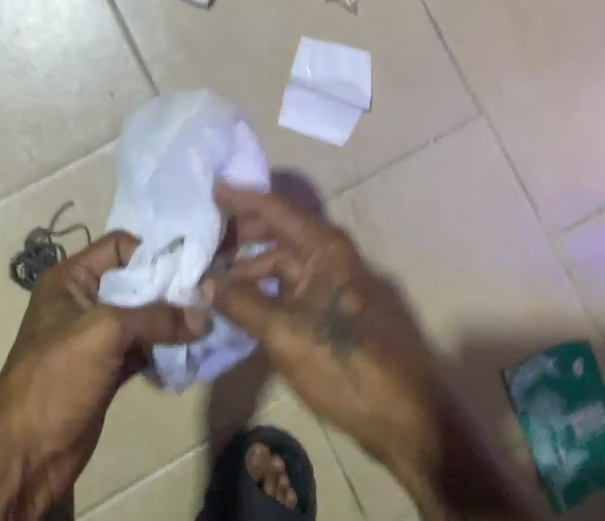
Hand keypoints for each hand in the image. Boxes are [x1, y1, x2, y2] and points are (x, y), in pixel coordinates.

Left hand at [0, 231, 206, 519]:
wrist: (26, 454)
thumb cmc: (56, 377)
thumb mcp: (105, 333)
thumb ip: (156, 318)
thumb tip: (205, 315)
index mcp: (70, 279)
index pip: (119, 245)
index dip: (153, 251)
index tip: (193, 264)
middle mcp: (84, 300)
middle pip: (137, 281)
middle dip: (171, 289)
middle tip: (210, 295)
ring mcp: (96, 338)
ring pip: (144, 318)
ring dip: (172, 323)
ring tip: (208, 325)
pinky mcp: (108, 370)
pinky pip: (145, 349)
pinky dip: (165, 351)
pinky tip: (191, 354)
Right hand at [206, 184, 448, 486]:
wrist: (404, 417)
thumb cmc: (344, 363)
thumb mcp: (284, 332)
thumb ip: (241, 302)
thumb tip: (203, 280)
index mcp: (324, 247)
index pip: (275, 208)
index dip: (241, 197)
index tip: (209, 188)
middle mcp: (330, 256)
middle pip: (278, 232)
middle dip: (241, 232)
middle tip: (200, 235)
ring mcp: (332, 285)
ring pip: (282, 263)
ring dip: (249, 266)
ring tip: (210, 276)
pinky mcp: (331, 313)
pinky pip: (289, 288)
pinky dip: (263, 290)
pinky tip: (238, 304)